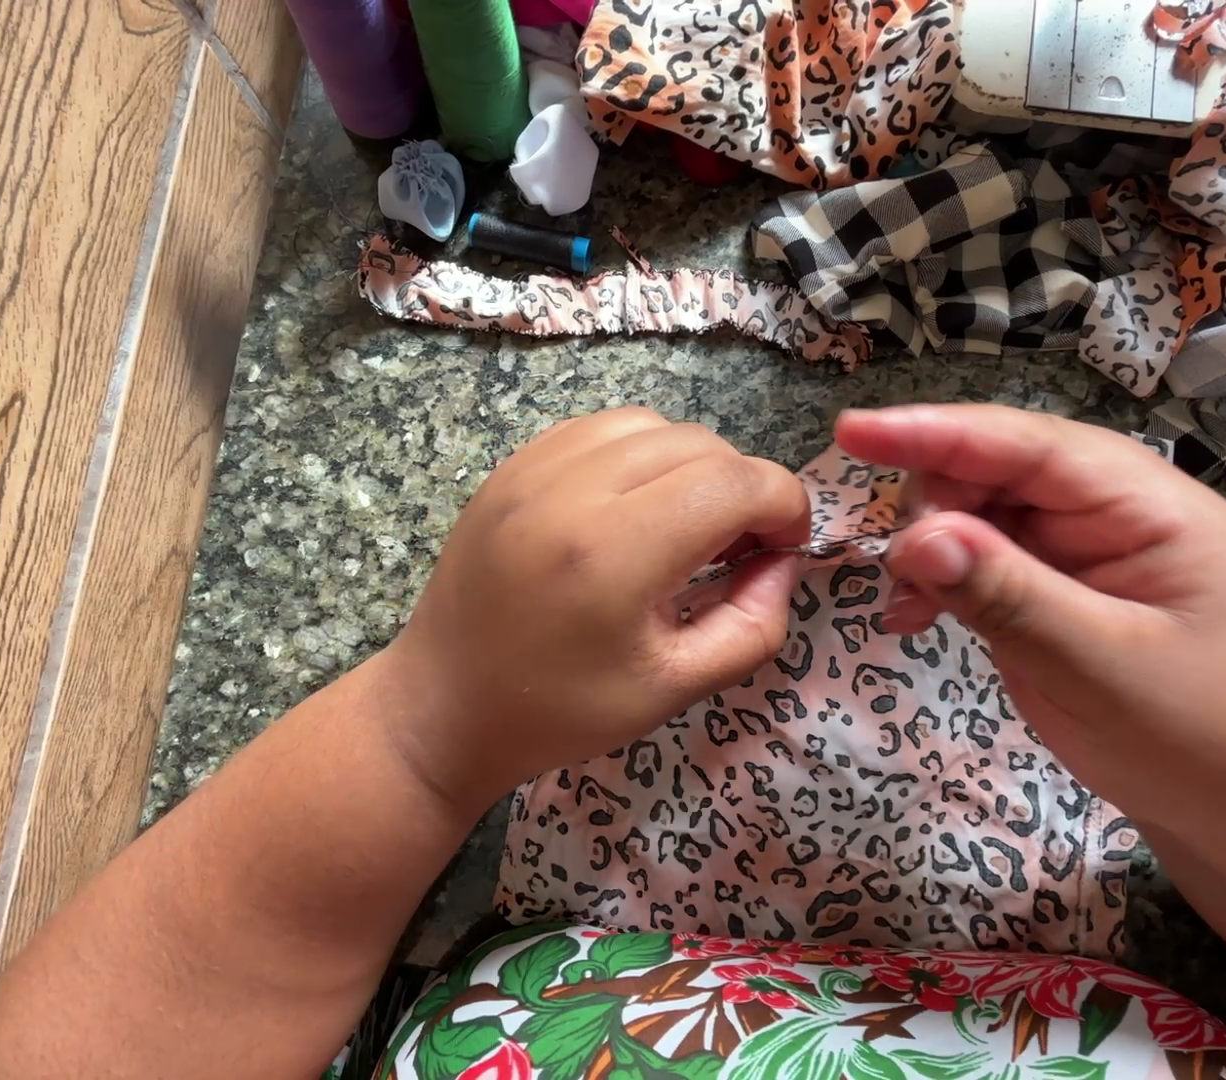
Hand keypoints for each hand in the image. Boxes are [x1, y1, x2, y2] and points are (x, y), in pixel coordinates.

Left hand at [380, 407, 810, 812]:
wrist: (442, 705)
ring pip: (651, 424)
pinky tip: (630, 503)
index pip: (736, 481)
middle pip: (701, 444)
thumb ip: (751, 625)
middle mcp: (572, 489)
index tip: (783, 546)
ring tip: (682, 522)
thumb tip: (782, 561)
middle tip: (736, 547)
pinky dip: (637, 453)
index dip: (783, 505)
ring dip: (690, 464)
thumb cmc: (558, 712)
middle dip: (742, 488)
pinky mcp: (510, 466)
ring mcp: (532, 468)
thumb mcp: (673, 689)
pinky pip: (598, 428)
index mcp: (615, 552)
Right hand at [836, 405, 1225, 851]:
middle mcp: (1110, 510)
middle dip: (931, 508)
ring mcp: (1076, 545)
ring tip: (909, 608)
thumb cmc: (1200, 741)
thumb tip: (912, 539)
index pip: (1031, 448)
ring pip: (972, 510)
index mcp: (1151, 508)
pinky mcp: (1047, 581)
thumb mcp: (1102, 670)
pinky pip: (972, 556)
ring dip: (925, 549)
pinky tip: (914, 618)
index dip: (936, 433)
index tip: (852, 430)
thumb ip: (1009, 597)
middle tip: (902, 574)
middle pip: (992, 470)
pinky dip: (934, 580)